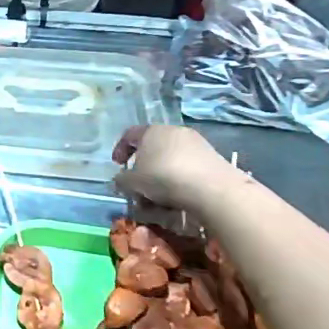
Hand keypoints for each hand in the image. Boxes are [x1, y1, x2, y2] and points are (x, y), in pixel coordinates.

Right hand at [112, 124, 235, 210]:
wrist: (211, 187)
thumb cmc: (164, 178)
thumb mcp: (134, 183)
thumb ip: (123, 180)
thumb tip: (120, 179)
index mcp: (151, 131)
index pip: (130, 134)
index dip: (120, 149)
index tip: (117, 165)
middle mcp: (173, 130)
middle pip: (152, 147)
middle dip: (143, 168)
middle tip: (139, 187)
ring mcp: (194, 142)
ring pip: (171, 158)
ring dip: (161, 176)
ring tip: (159, 198)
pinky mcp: (210, 156)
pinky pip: (187, 166)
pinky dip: (179, 178)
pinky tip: (179, 197)